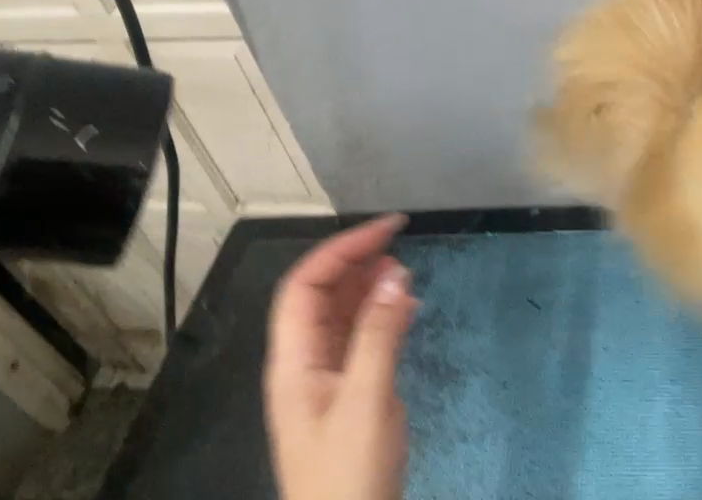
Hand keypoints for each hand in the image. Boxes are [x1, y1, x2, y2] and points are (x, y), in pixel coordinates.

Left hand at [264, 214, 417, 499]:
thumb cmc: (349, 473)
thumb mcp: (367, 400)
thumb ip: (380, 334)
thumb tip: (396, 273)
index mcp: (293, 361)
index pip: (305, 285)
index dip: (342, 249)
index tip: (389, 228)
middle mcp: (303, 364)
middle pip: (320, 296)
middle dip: (355, 262)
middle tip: (400, 242)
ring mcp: (325, 381)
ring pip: (341, 316)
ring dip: (369, 287)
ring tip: (404, 270)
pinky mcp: (349, 396)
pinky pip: (360, 340)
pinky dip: (382, 317)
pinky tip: (408, 309)